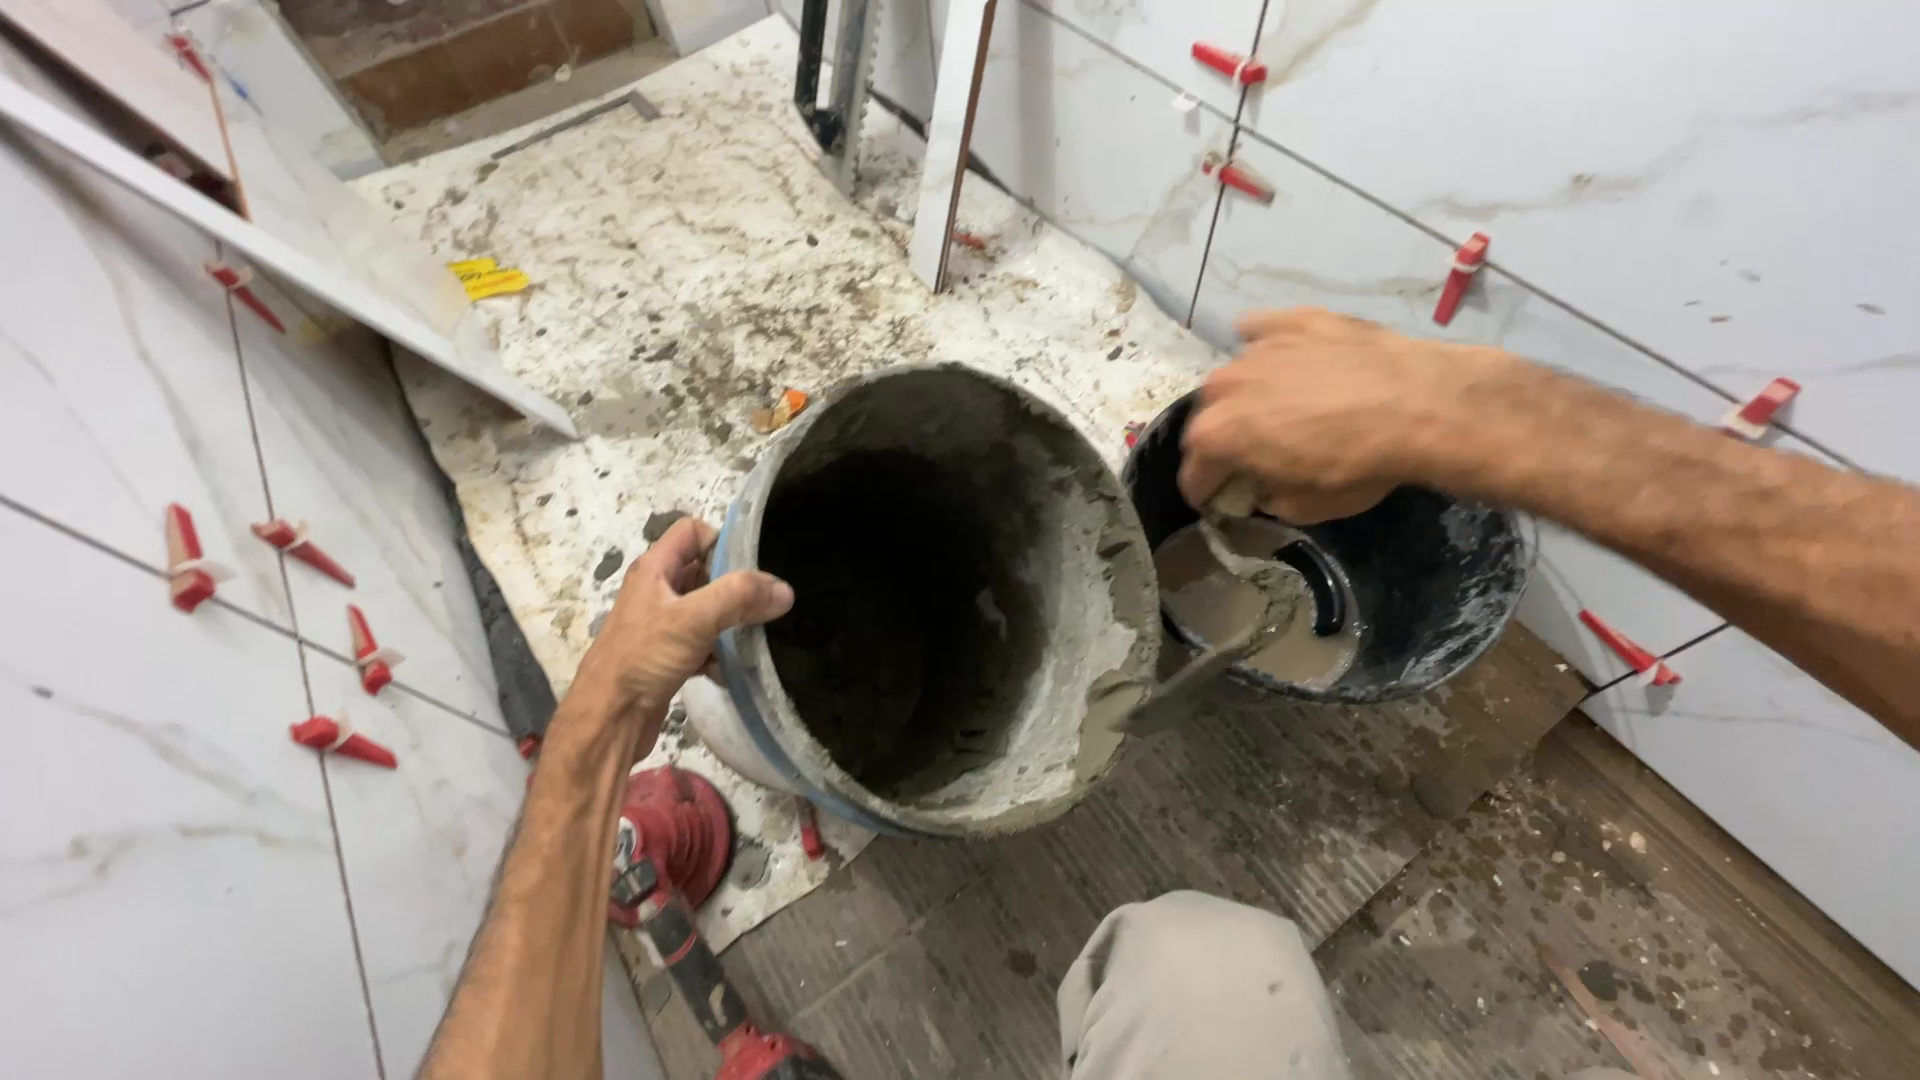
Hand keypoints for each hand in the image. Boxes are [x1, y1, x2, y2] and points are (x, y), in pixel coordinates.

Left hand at [571, 517, 793, 723]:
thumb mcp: (693, 620)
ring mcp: (662, 624)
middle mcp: (657, 591)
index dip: (722, 541)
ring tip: (752, 638)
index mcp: (654, 570)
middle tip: (760, 606)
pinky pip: (704, 641)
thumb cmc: (642, 659)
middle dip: (736, 586)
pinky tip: (729, 669)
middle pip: (706, 570)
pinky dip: (719, 651)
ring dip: (731, 621)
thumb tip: (784, 590)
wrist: (608, 720)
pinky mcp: (668, 654)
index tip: (749, 570)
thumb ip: (739, 597)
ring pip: (708, 608)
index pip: (692, 531)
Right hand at [1178, 308, 1509, 523]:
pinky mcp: (1292, 321)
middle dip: (1221, 440)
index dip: (1205, 491)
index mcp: (1217, 436)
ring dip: (1243, 396)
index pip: (1193, 473)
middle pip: (1208, 419)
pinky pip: (1260, 331)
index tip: (1220, 500)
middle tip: (1250, 454)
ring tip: (1273, 406)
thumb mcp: (1306, 507)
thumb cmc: (1358, 464)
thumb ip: (1268, 499)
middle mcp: (1223, 387)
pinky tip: (1280, 357)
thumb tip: (1263, 489)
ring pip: (1233, 377)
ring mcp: (1256, 348)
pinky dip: (1262, 346)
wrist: (1422, 404)